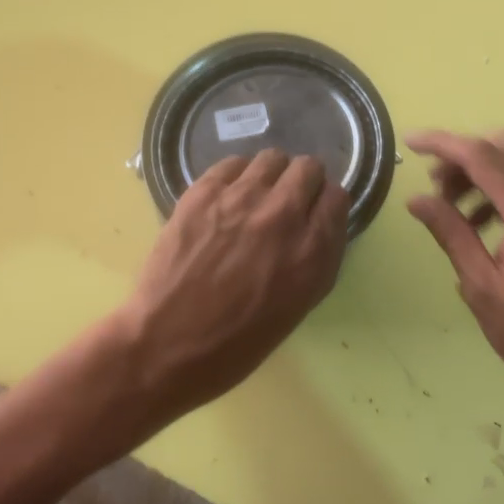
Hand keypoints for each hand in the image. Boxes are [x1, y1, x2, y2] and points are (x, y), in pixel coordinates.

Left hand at [118, 149, 350, 419]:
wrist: (166, 345)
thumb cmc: (237, 343)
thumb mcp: (298, 306)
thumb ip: (317, 259)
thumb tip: (319, 225)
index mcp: (311, 251)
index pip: (337, 196)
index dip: (325, 205)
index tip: (314, 215)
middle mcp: (282, 215)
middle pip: (308, 169)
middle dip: (303, 183)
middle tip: (286, 203)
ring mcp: (240, 198)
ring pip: (272, 158)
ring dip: (271, 175)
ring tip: (256, 197)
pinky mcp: (203, 192)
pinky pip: (232, 163)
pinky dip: (236, 176)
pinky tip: (226, 198)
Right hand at [405, 130, 503, 405]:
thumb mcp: (481, 287)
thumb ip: (450, 234)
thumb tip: (416, 199)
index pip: (481, 156)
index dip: (442, 143)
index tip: (409, 142)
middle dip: (463, 155)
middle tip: (434, 186)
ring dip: (481, 172)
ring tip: (450, 209)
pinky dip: (500, 189)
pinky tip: (479, 225)